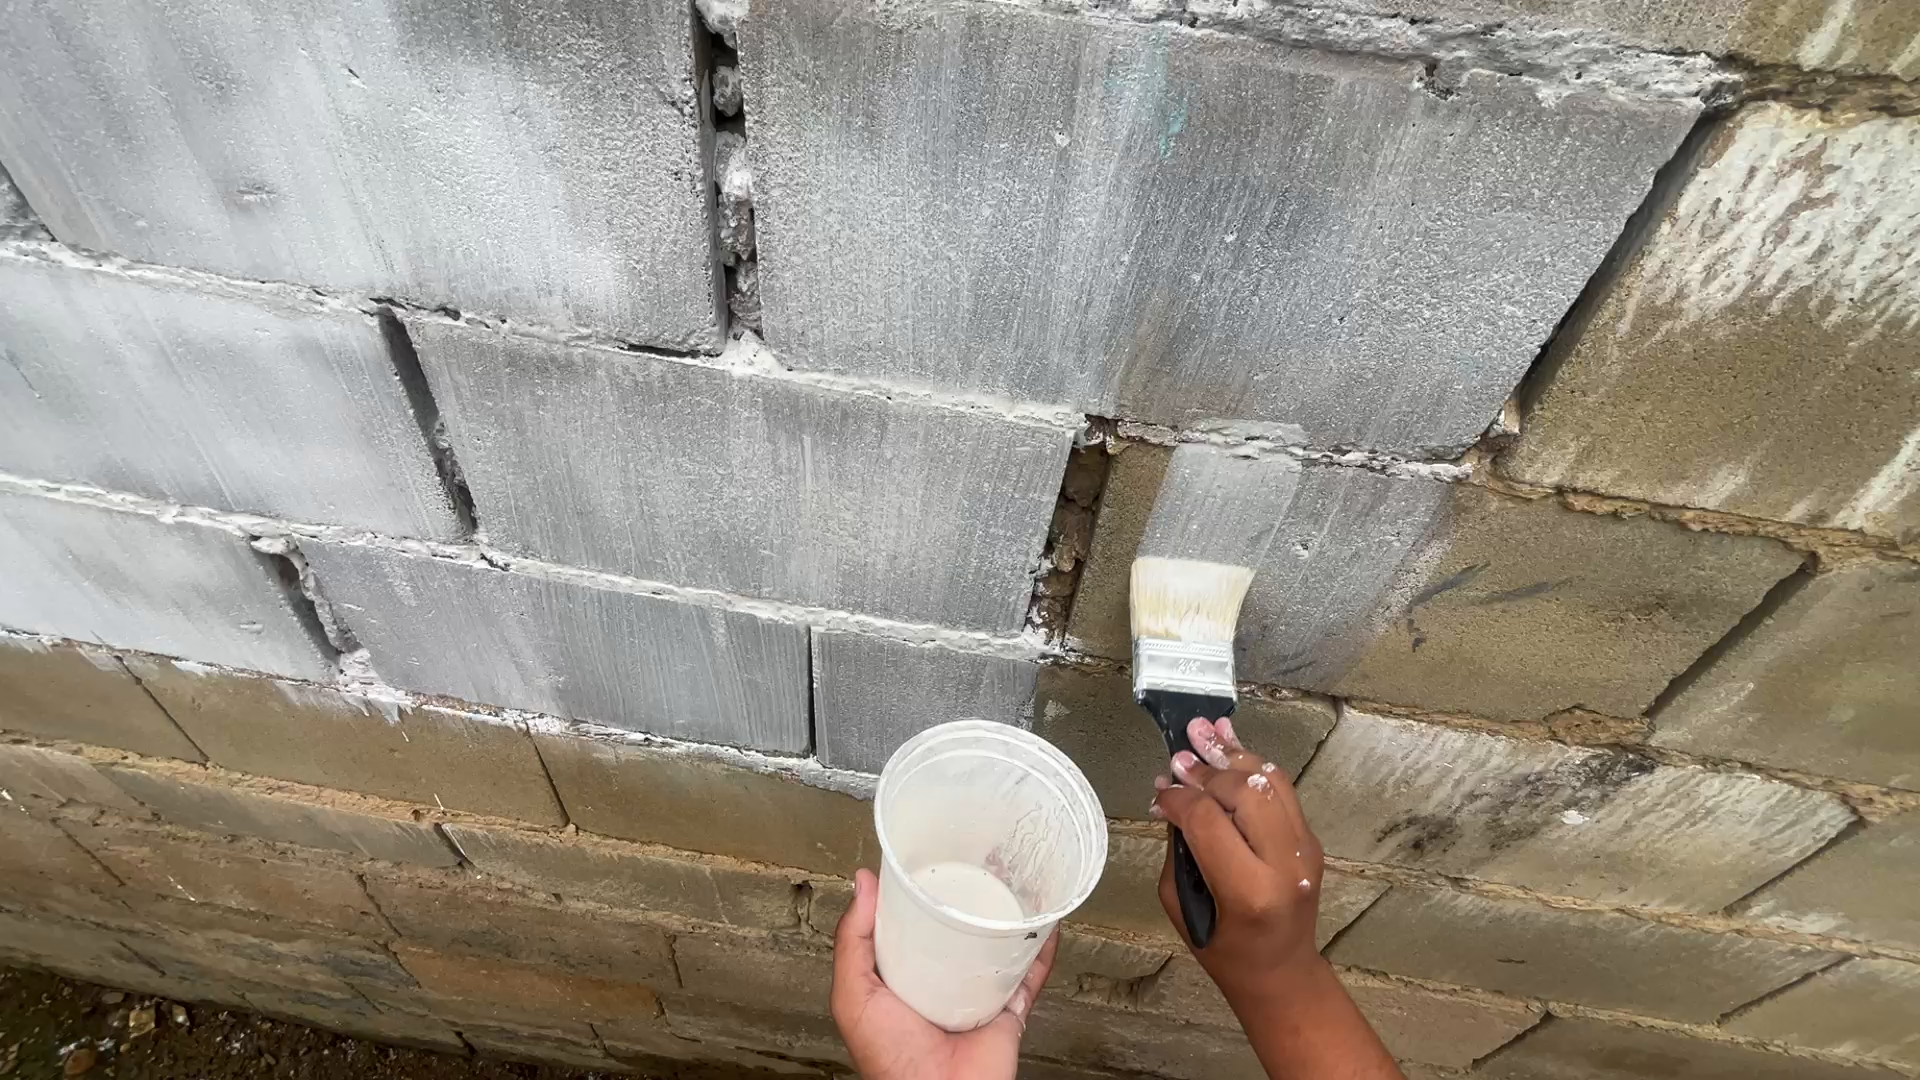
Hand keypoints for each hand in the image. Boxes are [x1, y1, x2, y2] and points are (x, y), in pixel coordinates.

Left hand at [831, 868, 1059, 1079]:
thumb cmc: (892, 1063)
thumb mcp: (856, 998)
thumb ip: (853, 942)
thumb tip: (863, 883)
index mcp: (905, 976)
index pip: (910, 924)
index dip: (917, 893)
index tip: (924, 860)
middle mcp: (942, 981)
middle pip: (957, 930)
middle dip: (967, 897)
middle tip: (975, 862)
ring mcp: (978, 994)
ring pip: (996, 945)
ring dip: (1007, 917)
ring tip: (1013, 880)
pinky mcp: (1008, 1008)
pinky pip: (1029, 973)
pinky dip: (1041, 949)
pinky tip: (1047, 923)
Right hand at [1150, 716, 1325, 1007]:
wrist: (1282, 972)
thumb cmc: (1222, 947)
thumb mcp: (1182, 902)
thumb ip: (1180, 845)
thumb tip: (1172, 792)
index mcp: (1249, 891)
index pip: (1208, 820)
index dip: (1178, 797)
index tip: (1159, 791)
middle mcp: (1284, 865)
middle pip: (1244, 792)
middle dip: (1205, 769)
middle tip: (1178, 757)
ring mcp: (1305, 849)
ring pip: (1270, 781)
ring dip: (1232, 753)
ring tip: (1202, 731)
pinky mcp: (1310, 839)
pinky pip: (1281, 787)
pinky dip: (1252, 762)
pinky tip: (1228, 741)